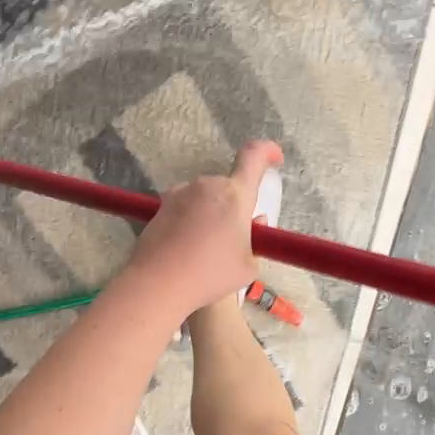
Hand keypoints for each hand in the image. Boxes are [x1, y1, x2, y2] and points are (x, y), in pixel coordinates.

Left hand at [125, 140, 282, 314]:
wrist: (159, 282)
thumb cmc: (210, 275)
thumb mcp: (247, 267)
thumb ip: (256, 240)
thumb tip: (255, 222)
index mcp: (235, 195)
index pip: (255, 156)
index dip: (267, 151)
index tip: (274, 158)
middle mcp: (208, 185)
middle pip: (228, 186)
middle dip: (234, 206)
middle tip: (233, 239)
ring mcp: (182, 192)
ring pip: (205, 197)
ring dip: (211, 214)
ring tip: (206, 248)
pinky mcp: (162, 205)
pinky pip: (185, 207)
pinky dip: (190, 220)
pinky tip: (186, 246)